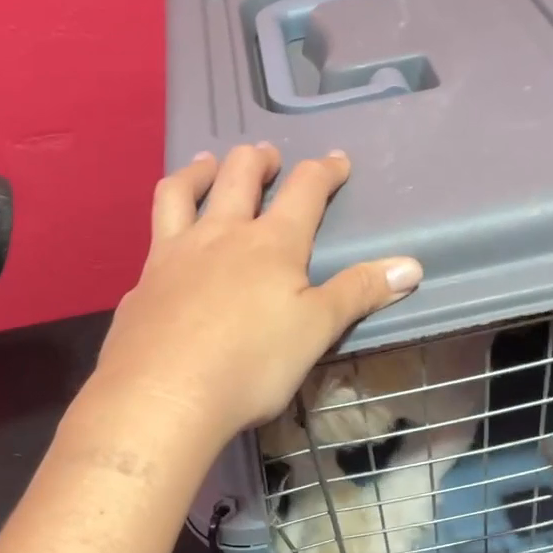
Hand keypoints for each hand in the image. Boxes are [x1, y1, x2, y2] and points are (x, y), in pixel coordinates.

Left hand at [91, 143, 422, 438]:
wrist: (164, 396)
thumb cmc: (252, 363)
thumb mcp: (317, 330)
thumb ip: (360, 293)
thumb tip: (411, 265)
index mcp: (271, 244)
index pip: (304, 191)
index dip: (324, 171)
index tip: (337, 161)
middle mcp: (219, 236)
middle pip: (238, 177)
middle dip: (258, 160)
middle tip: (267, 156)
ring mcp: (173, 256)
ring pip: (180, 194)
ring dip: (198, 172)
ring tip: (206, 165)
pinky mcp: (141, 286)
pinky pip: (153, 244)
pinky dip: (165, 233)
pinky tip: (167, 251)